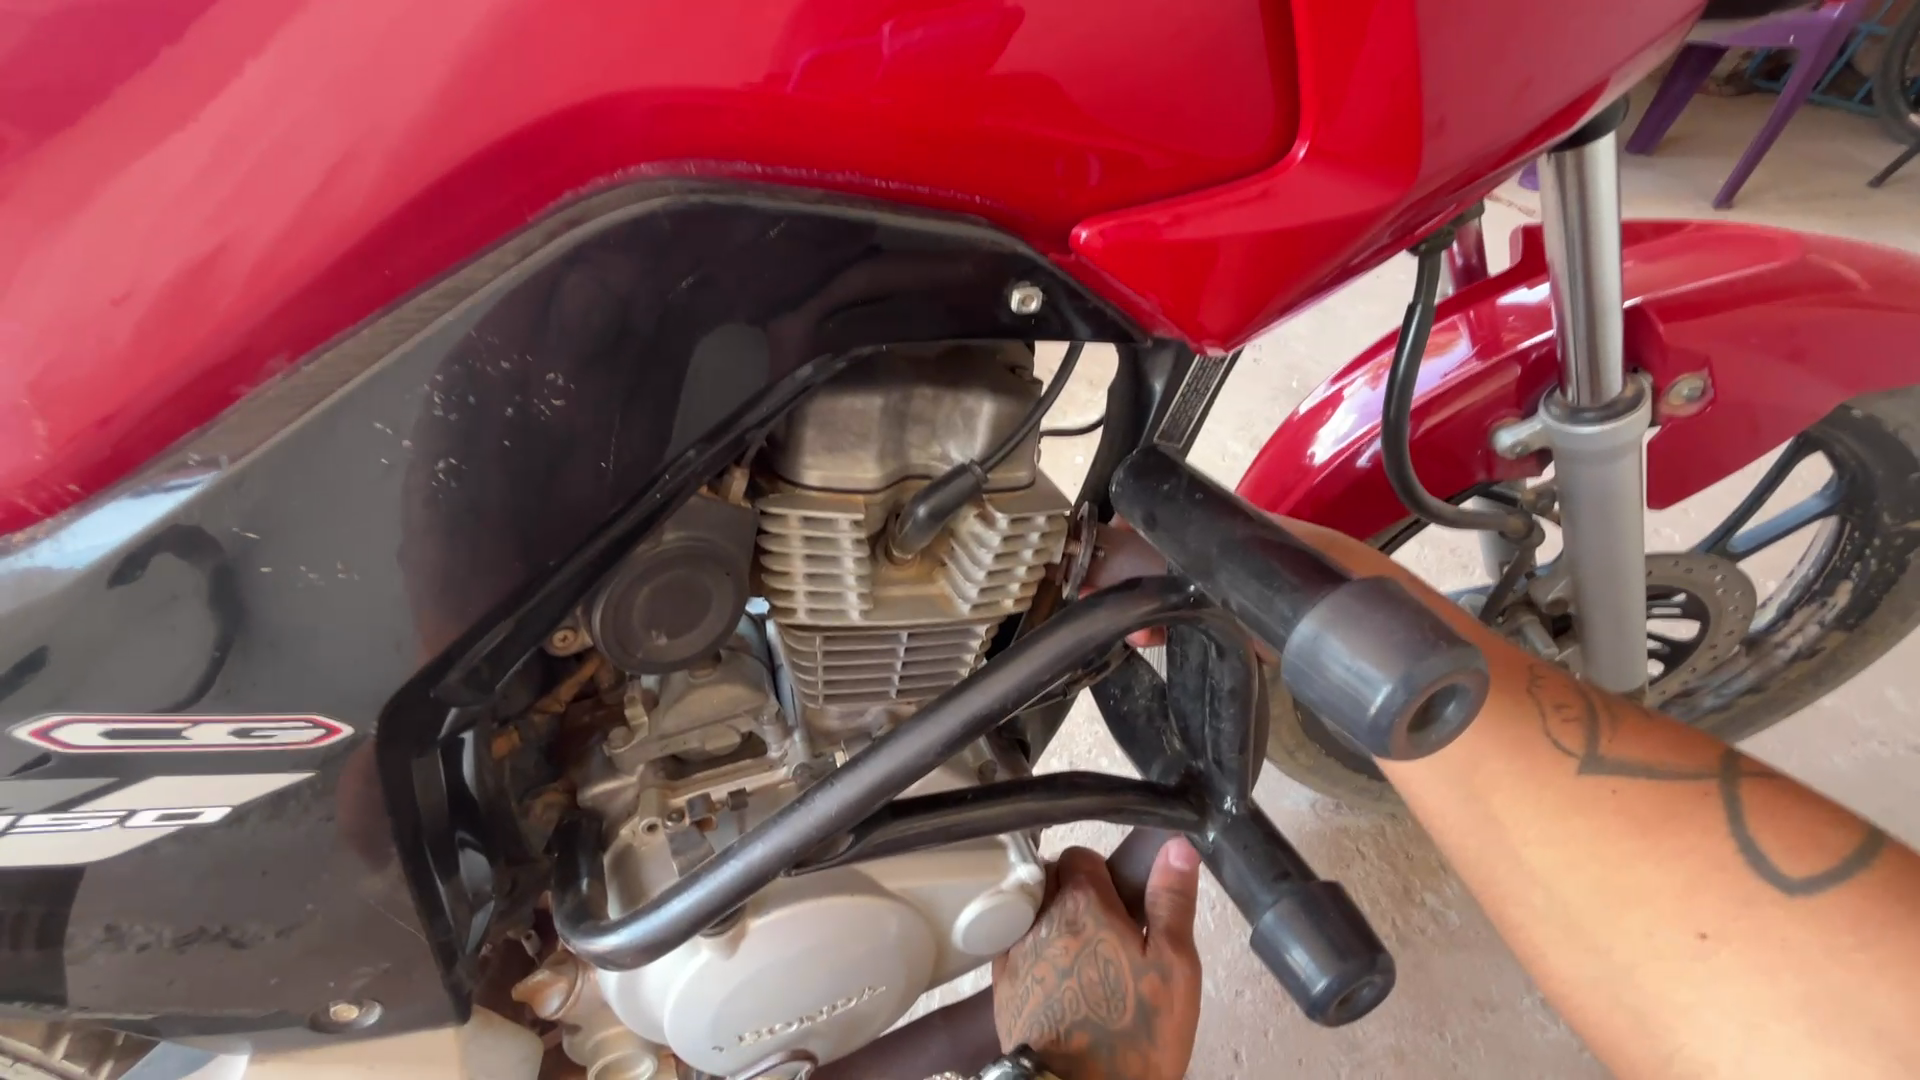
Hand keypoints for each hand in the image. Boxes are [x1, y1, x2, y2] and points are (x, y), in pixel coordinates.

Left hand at [992, 839, 1202, 1079]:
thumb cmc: (1135, 1030)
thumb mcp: (1174, 967)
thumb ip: (1171, 900)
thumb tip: (1176, 844)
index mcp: (1084, 900)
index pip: (1081, 855)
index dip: (1102, 872)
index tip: (1119, 901)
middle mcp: (1042, 912)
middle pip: (1051, 876)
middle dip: (1074, 891)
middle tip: (1104, 927)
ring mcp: (1016, 945)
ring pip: (1031, 907)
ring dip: (1050, 915)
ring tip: (1078, 949)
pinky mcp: (1001, 980)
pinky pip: (1011, 939)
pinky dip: (1028, 942)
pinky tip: (1050, 968)